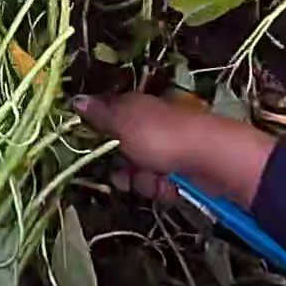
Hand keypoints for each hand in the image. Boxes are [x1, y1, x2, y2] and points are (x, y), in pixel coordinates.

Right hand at [75, 93, 275, 206]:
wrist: (211, 159)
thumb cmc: (160, 135)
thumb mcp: (122, 122)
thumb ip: (98, 114)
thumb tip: (75, 99)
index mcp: (132, 106)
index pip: (105, 116)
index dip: (95, 132)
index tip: (86, 146)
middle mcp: (145, 124)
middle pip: (119, 147)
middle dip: (117, 164)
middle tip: (121, 172)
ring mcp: (163, 148)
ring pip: (136, 168)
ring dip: (139, 178)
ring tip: (150, 178)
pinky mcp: (177, 171)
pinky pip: (156, 182)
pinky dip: (158, 187)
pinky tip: (165, 186)